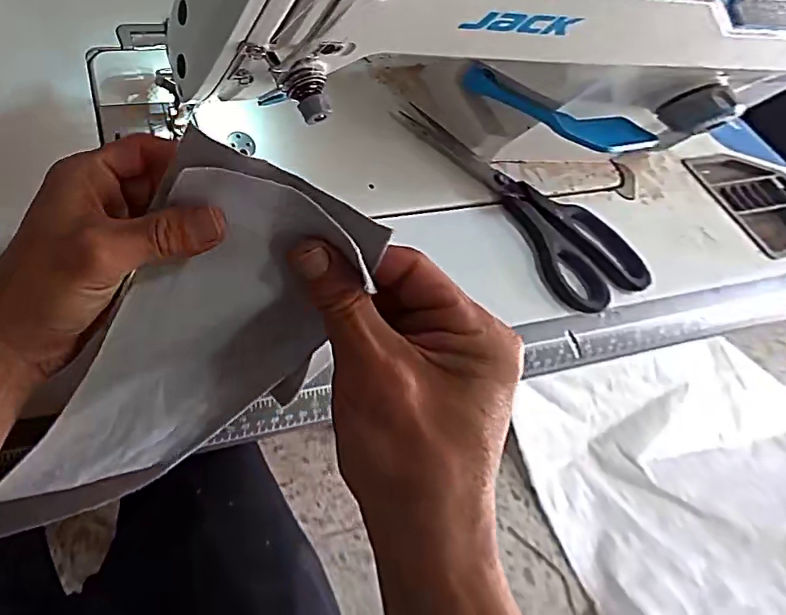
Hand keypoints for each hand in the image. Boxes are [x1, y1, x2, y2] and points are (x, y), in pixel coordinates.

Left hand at [0, 135, 226, 381]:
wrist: (11, 347)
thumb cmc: (31, 290)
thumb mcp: (101, 250)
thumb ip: (160, 232)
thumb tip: (210, 218)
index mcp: (84, 177)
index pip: (141, 150)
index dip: (177, 158)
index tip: (213, 176)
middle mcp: (95, 199)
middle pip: (154, 183)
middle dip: (187, 197)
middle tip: (223, 212)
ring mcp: (105, 232)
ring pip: (157, 218)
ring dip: (182, 229)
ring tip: (216, 240)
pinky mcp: (113, 263)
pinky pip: (153, 248)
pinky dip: (173, 254)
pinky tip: (195, 264)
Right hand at [287, 240, 522, 612]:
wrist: (419, 536)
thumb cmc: (418, 471)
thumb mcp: (373, 369)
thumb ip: (342, 302)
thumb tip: (314, 253)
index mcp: (477, 333)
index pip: (410, 266)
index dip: (359, 255)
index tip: (314, 248)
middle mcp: (465, 338)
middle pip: (395, 283)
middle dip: (350, 285)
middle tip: (308, 281)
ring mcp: (440, 355)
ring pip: (383, 305)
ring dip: (347, 308)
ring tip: (322, 320)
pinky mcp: (416, 369)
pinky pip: (379, 328)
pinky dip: (350, 327)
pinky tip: (331, 335)